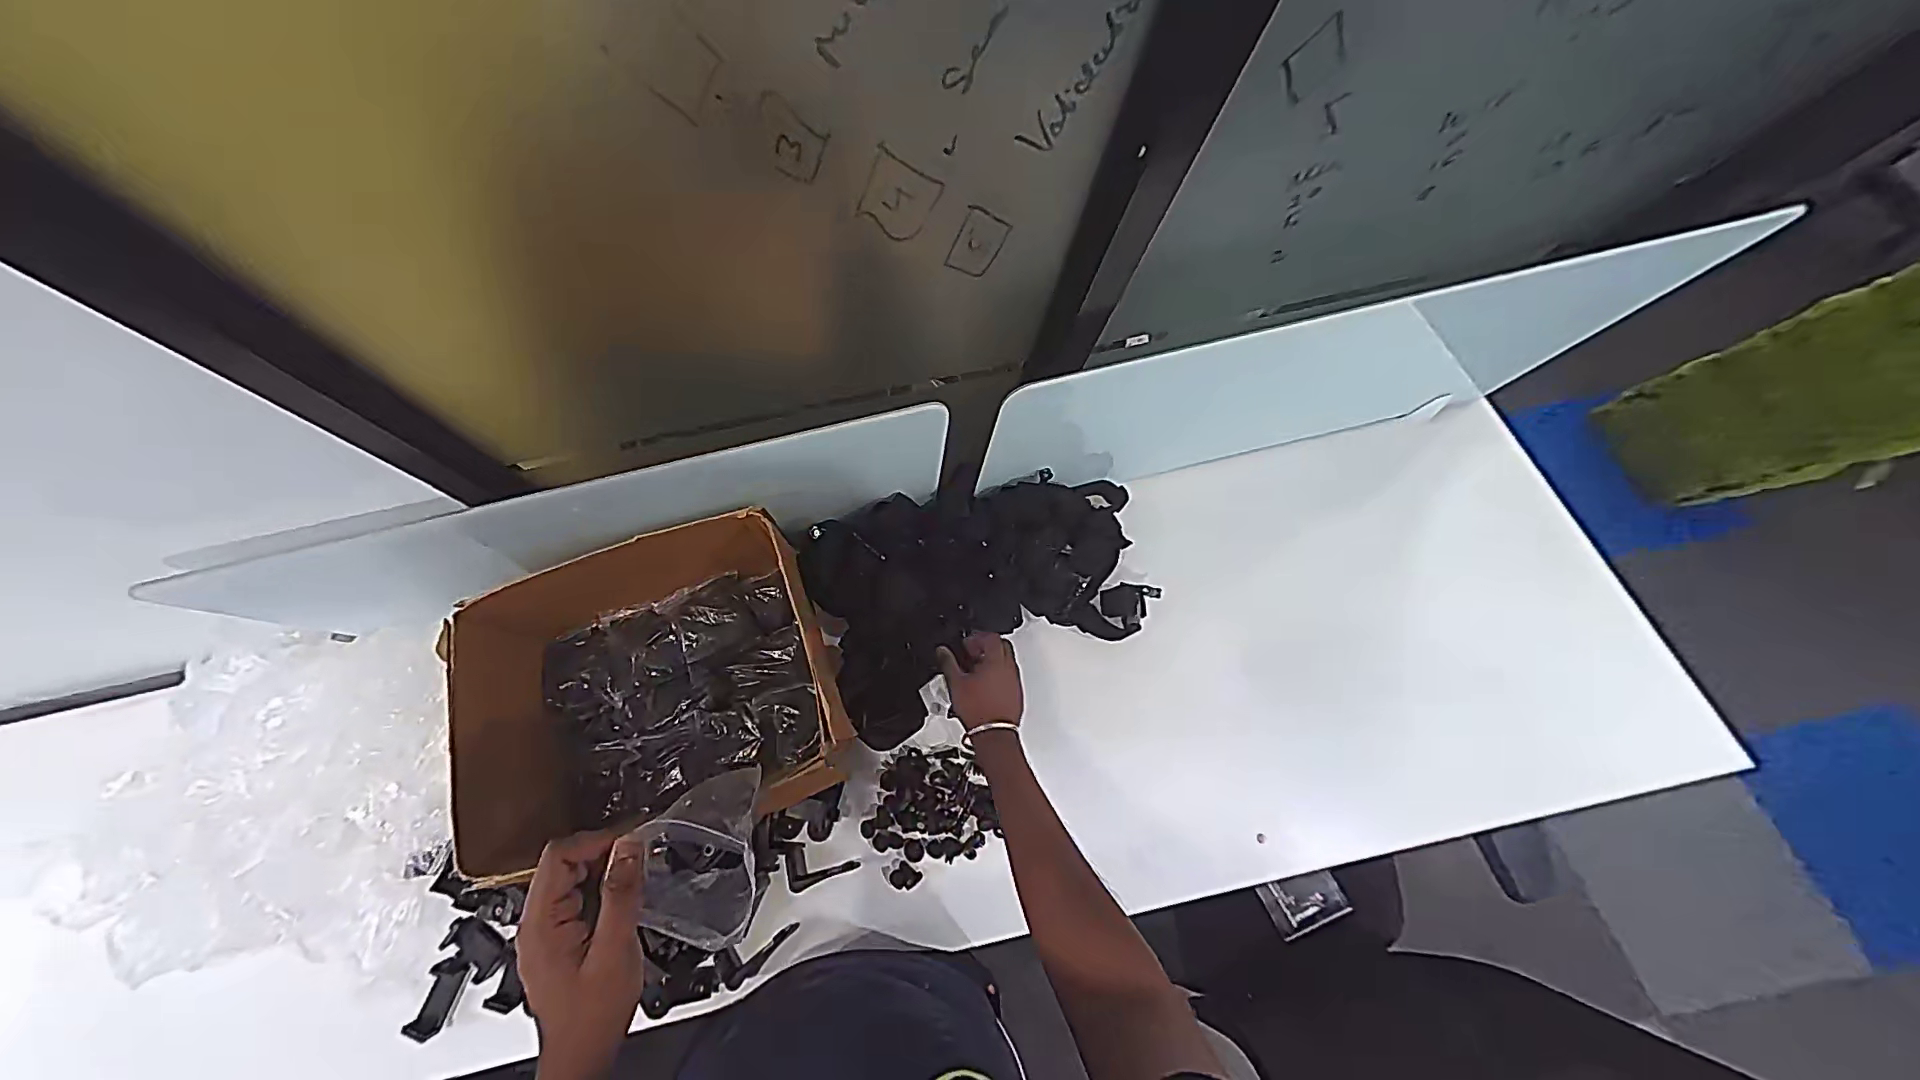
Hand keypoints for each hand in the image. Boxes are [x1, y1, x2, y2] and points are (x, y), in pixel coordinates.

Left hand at [520, 830, 646, 1079]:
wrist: (583, 1053)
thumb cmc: (593, 1014)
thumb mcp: (615, 948)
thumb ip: (621, 893)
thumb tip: (629, 846)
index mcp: (541, 923)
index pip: (559, 855)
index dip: (597, 840)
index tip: (630, 840)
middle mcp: (536, 923)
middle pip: (563, 861)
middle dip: (603, 851)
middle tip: (638, 856)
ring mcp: (545, 931)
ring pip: (571, 876)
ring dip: (604, 868)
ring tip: (635, 876)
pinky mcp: (558, 937)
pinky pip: (577, 895)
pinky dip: (603, 886)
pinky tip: (624, 897)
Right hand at [936, 631, 1023, 730]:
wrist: (993, 734)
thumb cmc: (978, 711)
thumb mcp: (956, 683)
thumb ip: (948, 663)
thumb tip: (942, 652)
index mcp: (996, 661)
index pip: (991, 637)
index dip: (976, 637)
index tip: (966, 644)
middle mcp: (1009, 668)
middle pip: (1001, 646)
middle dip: (985, 647)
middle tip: (971, 654)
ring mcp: (1014, 681)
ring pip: (1005, 661)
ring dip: (991, 661)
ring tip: (974, 670)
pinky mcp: (1016, 693)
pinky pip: (1008, 676)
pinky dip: (997, 675)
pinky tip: (983, 686)